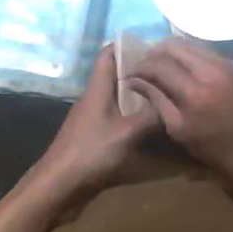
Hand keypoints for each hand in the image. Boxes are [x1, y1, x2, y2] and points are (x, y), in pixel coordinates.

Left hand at [32, 44, 159, 190]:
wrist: (57, 188)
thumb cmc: (90, 152)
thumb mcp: (128, 132)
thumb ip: (152, 115)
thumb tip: (175, 101)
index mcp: (98, 89)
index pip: (108, 54)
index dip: (127, 44)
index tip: (154, 44)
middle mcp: (94, 99)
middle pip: (116, 74)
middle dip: (141, 69)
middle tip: (169, 70)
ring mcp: (93, 118)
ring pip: (118, 96)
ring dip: (138, 93)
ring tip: (165, 92)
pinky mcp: (94, 136)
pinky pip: (117, 116)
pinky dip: (133, 113)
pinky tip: (151, 122)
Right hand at [129, 39, 232, 183]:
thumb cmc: (210, 145)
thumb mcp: (176, 128)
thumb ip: (156, 98)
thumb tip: (135, 79)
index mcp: (195, 91)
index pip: (160, 65)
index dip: (141, 67)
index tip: (130, 73)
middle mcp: (212, 71)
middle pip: (175, 46)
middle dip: (155, 52)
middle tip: (144, 64)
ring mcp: (228, 64)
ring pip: (192, 45)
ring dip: (173, 52)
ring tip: (161, 64)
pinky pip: (207, 52)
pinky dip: (191, 57)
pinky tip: (184, 69)